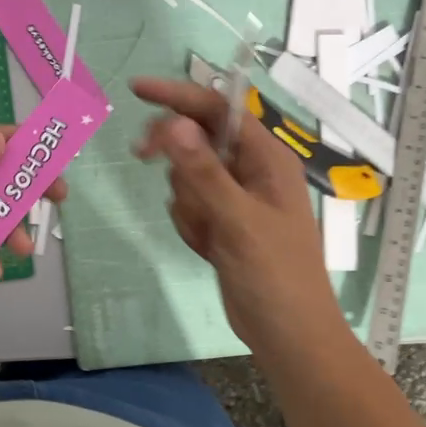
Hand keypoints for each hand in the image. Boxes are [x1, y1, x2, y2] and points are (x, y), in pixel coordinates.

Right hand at [130, 77, 339, 344]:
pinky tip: (207, 247)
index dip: (178, 95)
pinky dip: (189, 223)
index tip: (136, 90)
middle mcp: (251, 170)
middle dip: (173, 154)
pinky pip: (188, 204)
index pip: (217, 109)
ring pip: (186, 174)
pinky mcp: (223, 221)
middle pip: (195, 138)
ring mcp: (236, 196)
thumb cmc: (275, 276)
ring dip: (186, 201)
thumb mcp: (237, 221)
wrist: (288, 336)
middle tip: (141, 157)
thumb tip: (175, 123)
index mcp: (267, 158)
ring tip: (208, 234)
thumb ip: (204, 171)